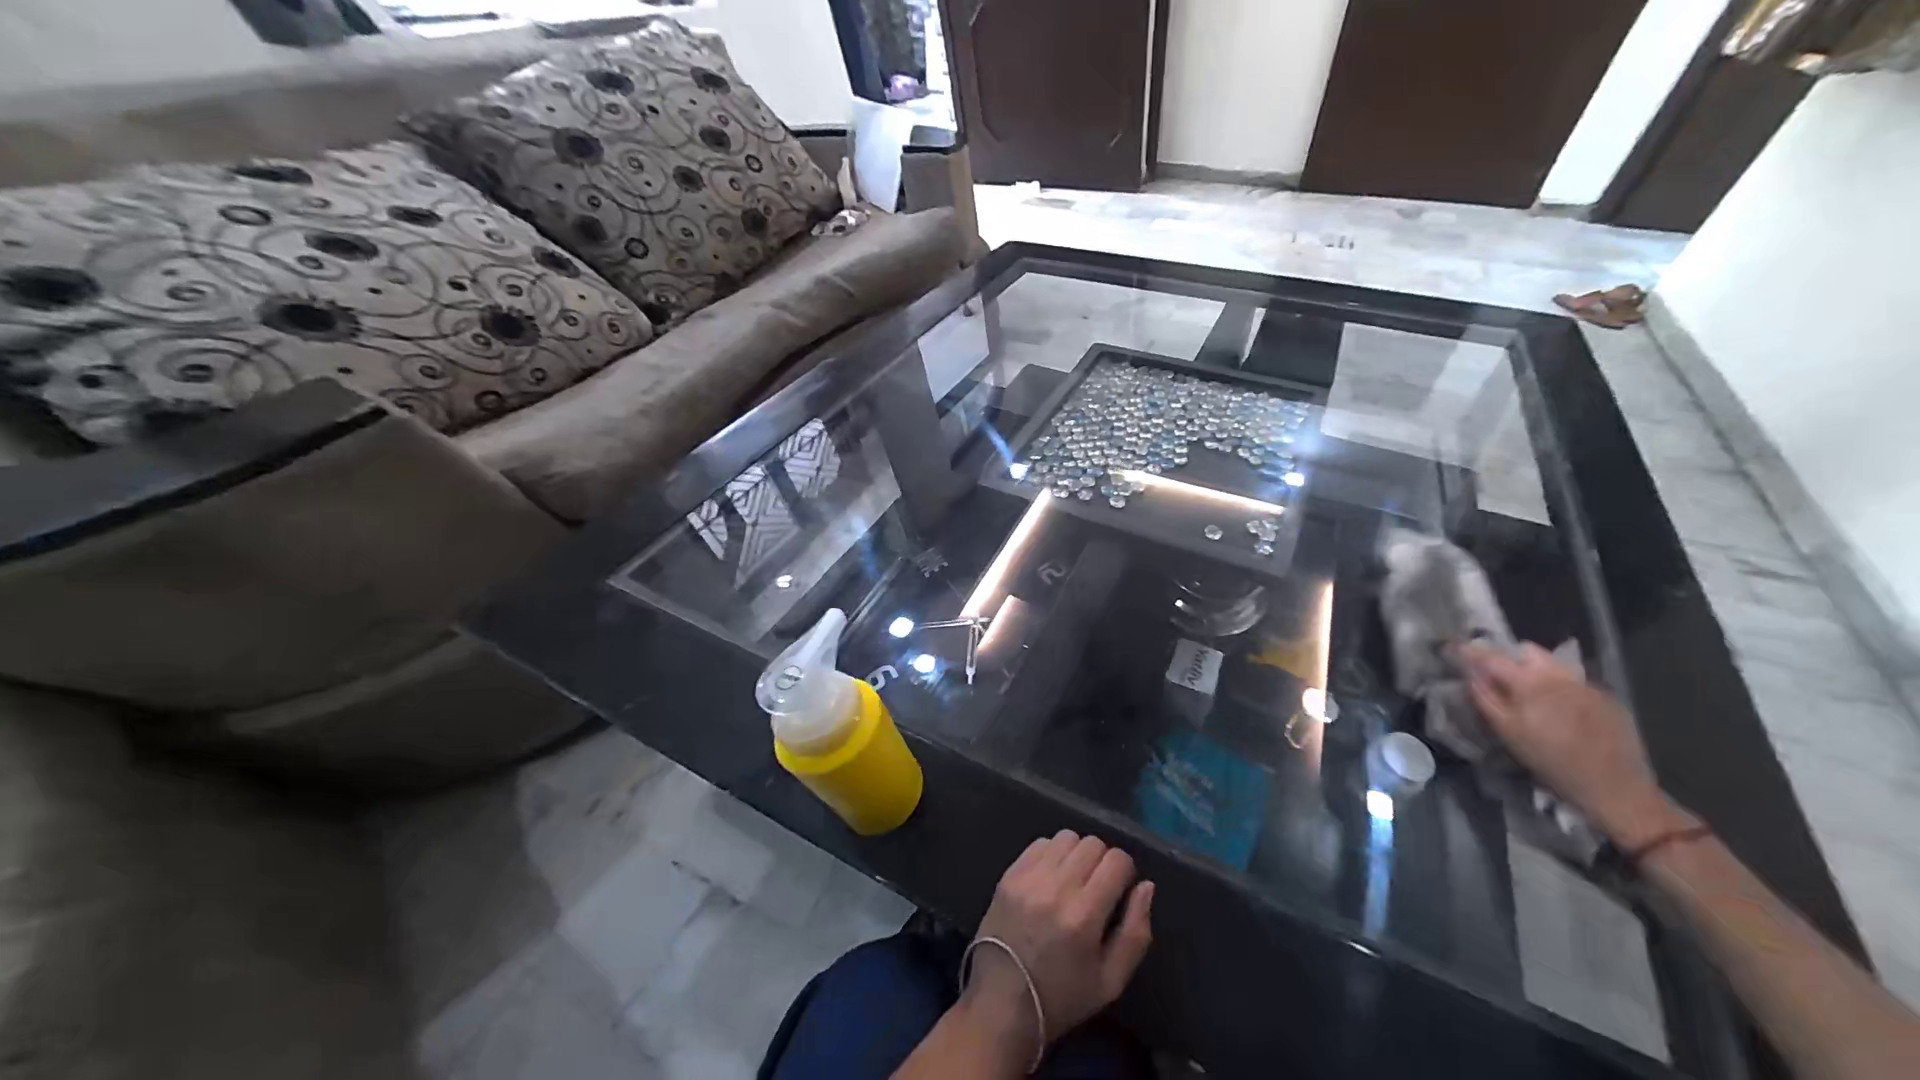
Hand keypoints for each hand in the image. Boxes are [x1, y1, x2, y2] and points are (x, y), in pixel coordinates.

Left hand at [960, 831, 1154, 1063]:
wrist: (1001, 1001)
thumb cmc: (1062, 996)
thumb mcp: (1111, 981)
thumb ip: (1136, 932)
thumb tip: (1146, 886)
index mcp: (1084, 914)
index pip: (1117, 860)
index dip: (1125, 872)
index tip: (1120, 890)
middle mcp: (1056, 887)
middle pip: (1092, 843)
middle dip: (1103, 861)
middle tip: (1098, 887)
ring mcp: (1028, 877)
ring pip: (1066, 837)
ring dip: (1077, 853)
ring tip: (1074, 879)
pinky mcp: (1009, 874)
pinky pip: (1039, 843)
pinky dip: (1052, 853)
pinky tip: (1051, 877)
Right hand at [1460, 641, 1688, 845]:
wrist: (1617, 787)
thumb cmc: (1552, 762)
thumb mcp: (1508, 733)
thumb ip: (1485, 698)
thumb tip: (1471, 674)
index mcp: (1530, 683)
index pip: (1492, 656)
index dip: (1470, 651)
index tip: (1454, 648)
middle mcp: (1560, 676)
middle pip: (1527, 651)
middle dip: (1509, 657)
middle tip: (1498, 676)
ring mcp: (1587, 685)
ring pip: (1553, 664)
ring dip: (1534, 670)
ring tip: (1529, 692)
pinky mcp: (1607, 698)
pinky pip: (1573, 681)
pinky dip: (1558, 687)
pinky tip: (1560, 710)